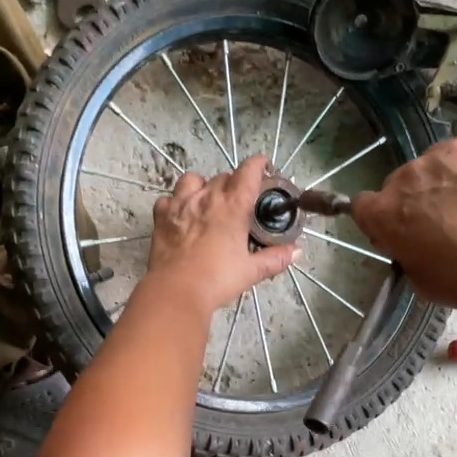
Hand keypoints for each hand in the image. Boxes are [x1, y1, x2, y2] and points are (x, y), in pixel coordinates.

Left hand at [145, 156, 299, 316]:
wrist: (176, 291)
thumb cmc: (216, 279)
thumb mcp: (251, 271)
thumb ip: (275, 258)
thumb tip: (296, 253)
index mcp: (234, 205)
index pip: (250, 169)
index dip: (260, 165)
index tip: (265, 171)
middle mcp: (207, 196)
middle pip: (224, 176)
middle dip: (234, 185)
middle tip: (239, 205)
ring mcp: (181, 203)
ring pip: (193, 179)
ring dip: (202, 186)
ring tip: (206, 203)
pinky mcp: (161, 216)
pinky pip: (168, 198)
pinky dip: (175, 203)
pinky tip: (181, 216)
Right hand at [351, 130, 456, 318]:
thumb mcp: (420, 280)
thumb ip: (402, 249)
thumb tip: (406, 235)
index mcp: (387, 212)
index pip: (364, 204)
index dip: (382, 219)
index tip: (402, 231)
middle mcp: (411, 174)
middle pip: (402, 181)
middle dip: (416, 199)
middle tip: (446, 223)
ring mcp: (452, 151)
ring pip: (439, 163)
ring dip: (449, 180)